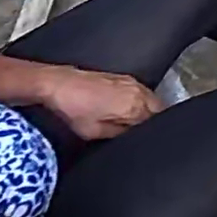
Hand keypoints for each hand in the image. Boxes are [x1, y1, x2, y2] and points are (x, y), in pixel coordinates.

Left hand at [39, 67, 163, 140]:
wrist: (58, 85)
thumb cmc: (71, 108)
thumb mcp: (94, 132)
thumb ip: (120, 134)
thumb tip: (131, 136)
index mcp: (134, 106)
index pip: (155, 122)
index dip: (148, 132)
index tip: (140, 138)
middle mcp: (138, 91)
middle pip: (158, 109)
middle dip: (151, 120)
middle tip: (136, 131)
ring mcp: (131, 82)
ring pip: (151, 99)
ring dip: (147, 109)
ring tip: (129, 120)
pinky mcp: (123, 78)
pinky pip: (141, 91)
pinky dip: (139, 100)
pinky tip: (124, 108)